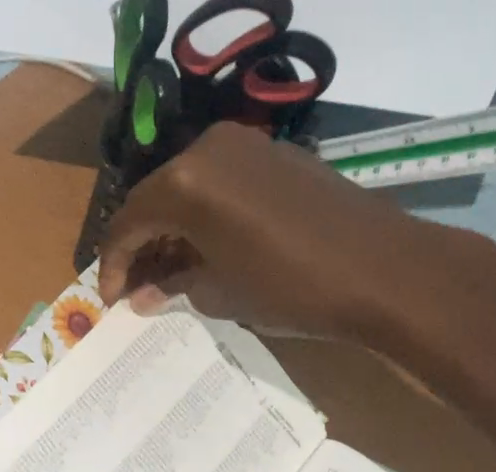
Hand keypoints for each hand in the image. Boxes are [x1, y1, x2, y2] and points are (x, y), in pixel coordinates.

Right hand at [98, 122, 495, 351]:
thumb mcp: (216, 293)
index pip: (127, 223)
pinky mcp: (277, 155)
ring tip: (168, 275)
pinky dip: (204, 217)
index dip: (113, 266)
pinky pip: (220, 184)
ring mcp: (247, 147)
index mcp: (184, 183)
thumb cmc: (288, 287)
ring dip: (171, 231)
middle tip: (136, 288)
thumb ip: (170, 286)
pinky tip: (206, 250)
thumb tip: (142, 295)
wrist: (383, 270)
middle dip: (140, 246)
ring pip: (186, 190)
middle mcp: (208, 151)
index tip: (112, 300)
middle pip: (153, 200)